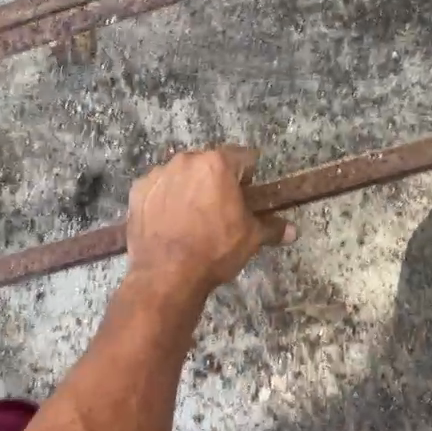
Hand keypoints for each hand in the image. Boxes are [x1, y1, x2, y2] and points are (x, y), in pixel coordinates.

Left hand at [124, 146, 295, 301]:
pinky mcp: (138, 190)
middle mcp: (186, 160)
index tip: (249, 190)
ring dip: (189, 187)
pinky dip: (164, 198)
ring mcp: (159, 173)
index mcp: (217, 164)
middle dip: (216, 180)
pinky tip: (169, 221)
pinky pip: (158, 188)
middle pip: (208, 163)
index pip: (242, 157)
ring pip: (181, 174)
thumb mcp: (250, 239)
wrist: (166, 274)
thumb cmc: (214, 250)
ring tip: (192, 216)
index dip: (249, 174)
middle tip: (220, 207)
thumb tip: (293, 231)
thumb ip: (271, 228)